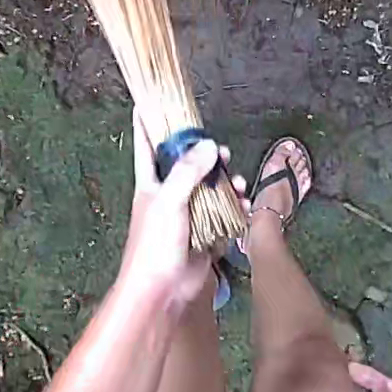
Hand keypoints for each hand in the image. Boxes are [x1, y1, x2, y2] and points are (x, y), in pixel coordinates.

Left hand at [116, 108, 223, 313]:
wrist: (162, 291)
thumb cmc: (155, 244)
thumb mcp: (169, 200)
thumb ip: (188, 171)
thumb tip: (210, 146)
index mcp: (150, 182)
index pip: (146, 143)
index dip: (148, 122)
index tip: (150, 100)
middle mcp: (168, 192)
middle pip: (187, 162)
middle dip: (205, 154)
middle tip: (220, 150)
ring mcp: (188, 212)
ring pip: (209, 186)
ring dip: (224, 181)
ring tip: (236, 181)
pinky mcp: (205, 230)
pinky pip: (223, 210)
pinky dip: (235, 205)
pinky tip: (244, 204)